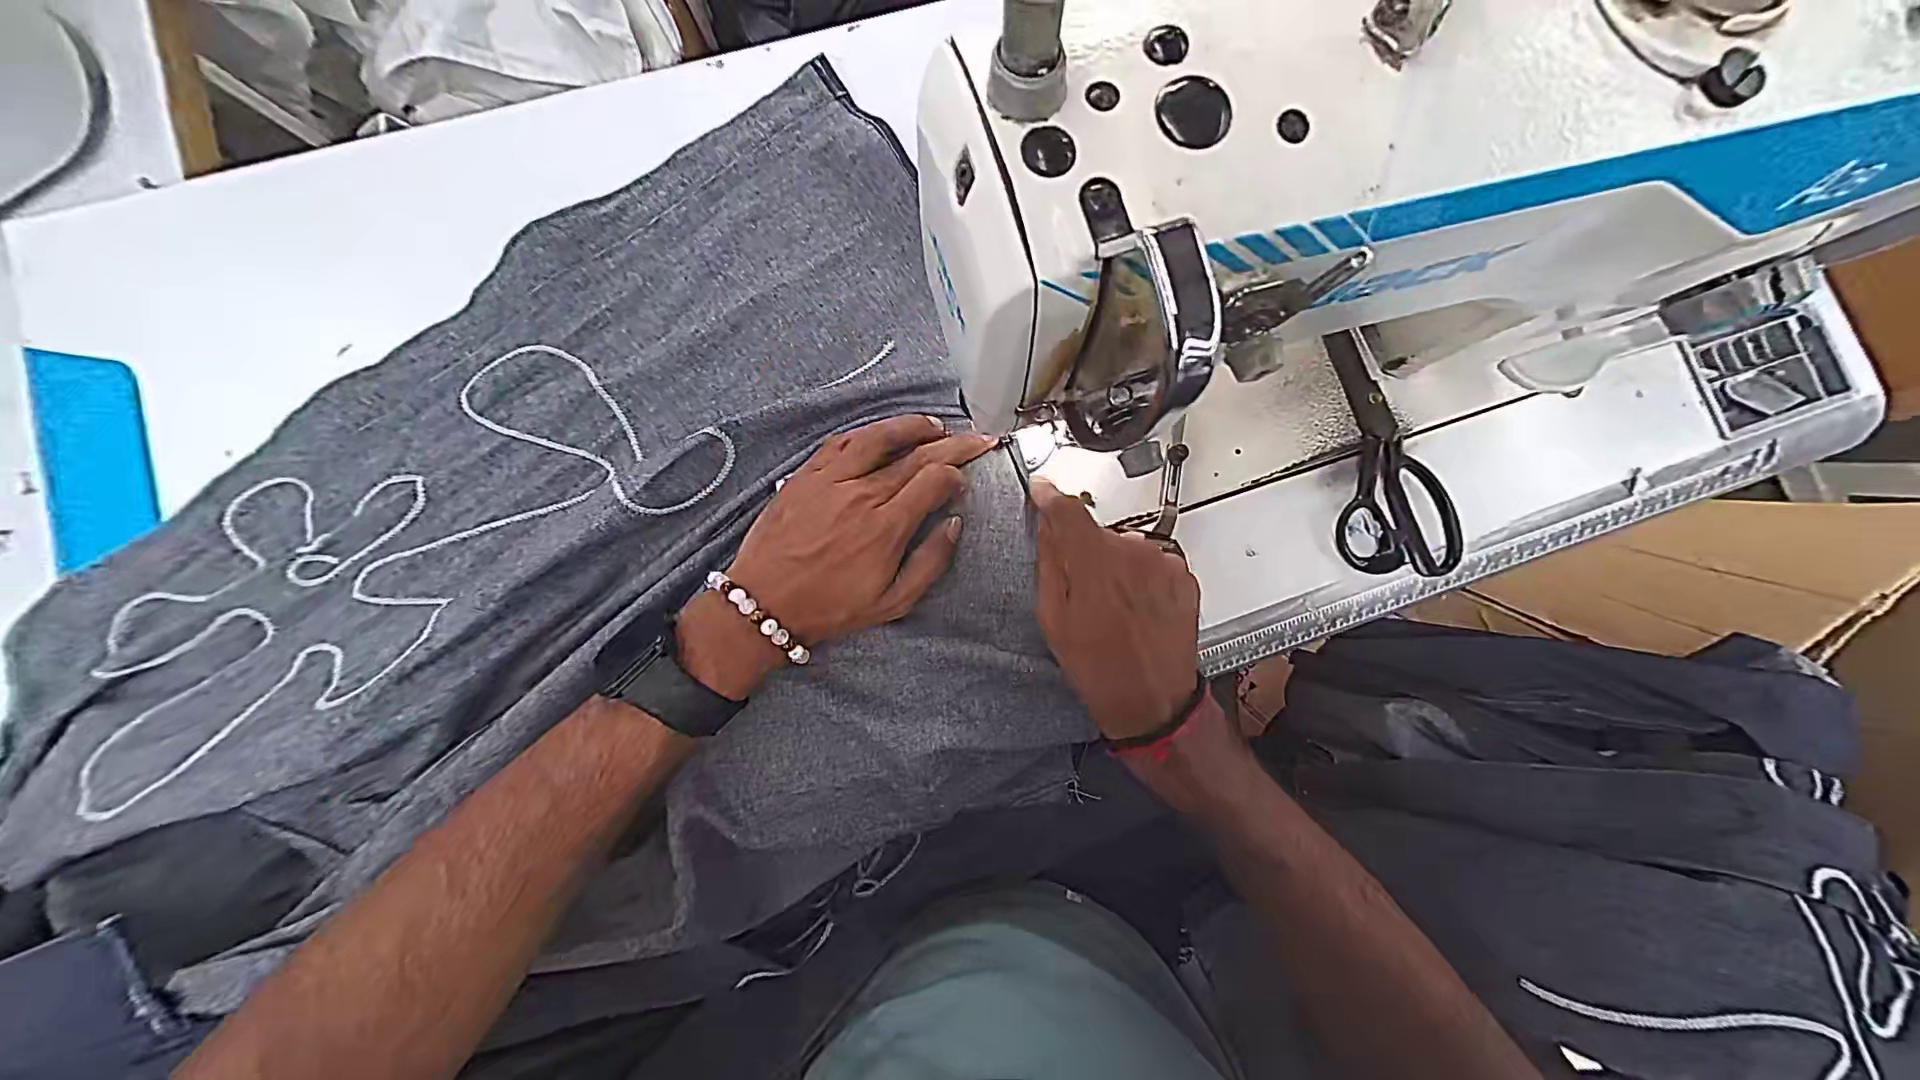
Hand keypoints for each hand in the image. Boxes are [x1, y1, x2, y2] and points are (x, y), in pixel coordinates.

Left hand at [677, 415, 995, 698]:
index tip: (963, 478)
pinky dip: (867, 432)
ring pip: (880, 437)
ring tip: (935, 425)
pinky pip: (841, 442)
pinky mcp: (807, 476)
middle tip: (974, 439)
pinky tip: (882, 432)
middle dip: (953, 444)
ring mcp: (832, 480)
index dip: (957, 473)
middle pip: (917, 455)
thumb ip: (930, 562)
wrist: (766, 603)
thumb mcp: (892, 602)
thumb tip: (953, 526)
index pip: (934, 480)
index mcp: (886, 526)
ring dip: (912, 426)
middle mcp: (862, 495)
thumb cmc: (828, 607)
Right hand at [1031, 478, 1201, 740]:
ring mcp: (1163, 564)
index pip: (1068, 509)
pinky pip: (1152, 561)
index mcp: (1095, 562)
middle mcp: (1134, 554)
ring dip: (1117, 565)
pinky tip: (1136, 608)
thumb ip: (1049, 564)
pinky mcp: (1184, 575)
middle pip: (1098, 531)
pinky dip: (1141, 576)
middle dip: (1086, 551)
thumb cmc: (1103, 669)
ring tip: (1115, 608)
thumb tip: (1047, 529)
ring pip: (1126, 546)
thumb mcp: (1054, 619)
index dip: (1050, 497)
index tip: (1043, 491)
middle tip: (1084, 591)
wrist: (1153, 702)